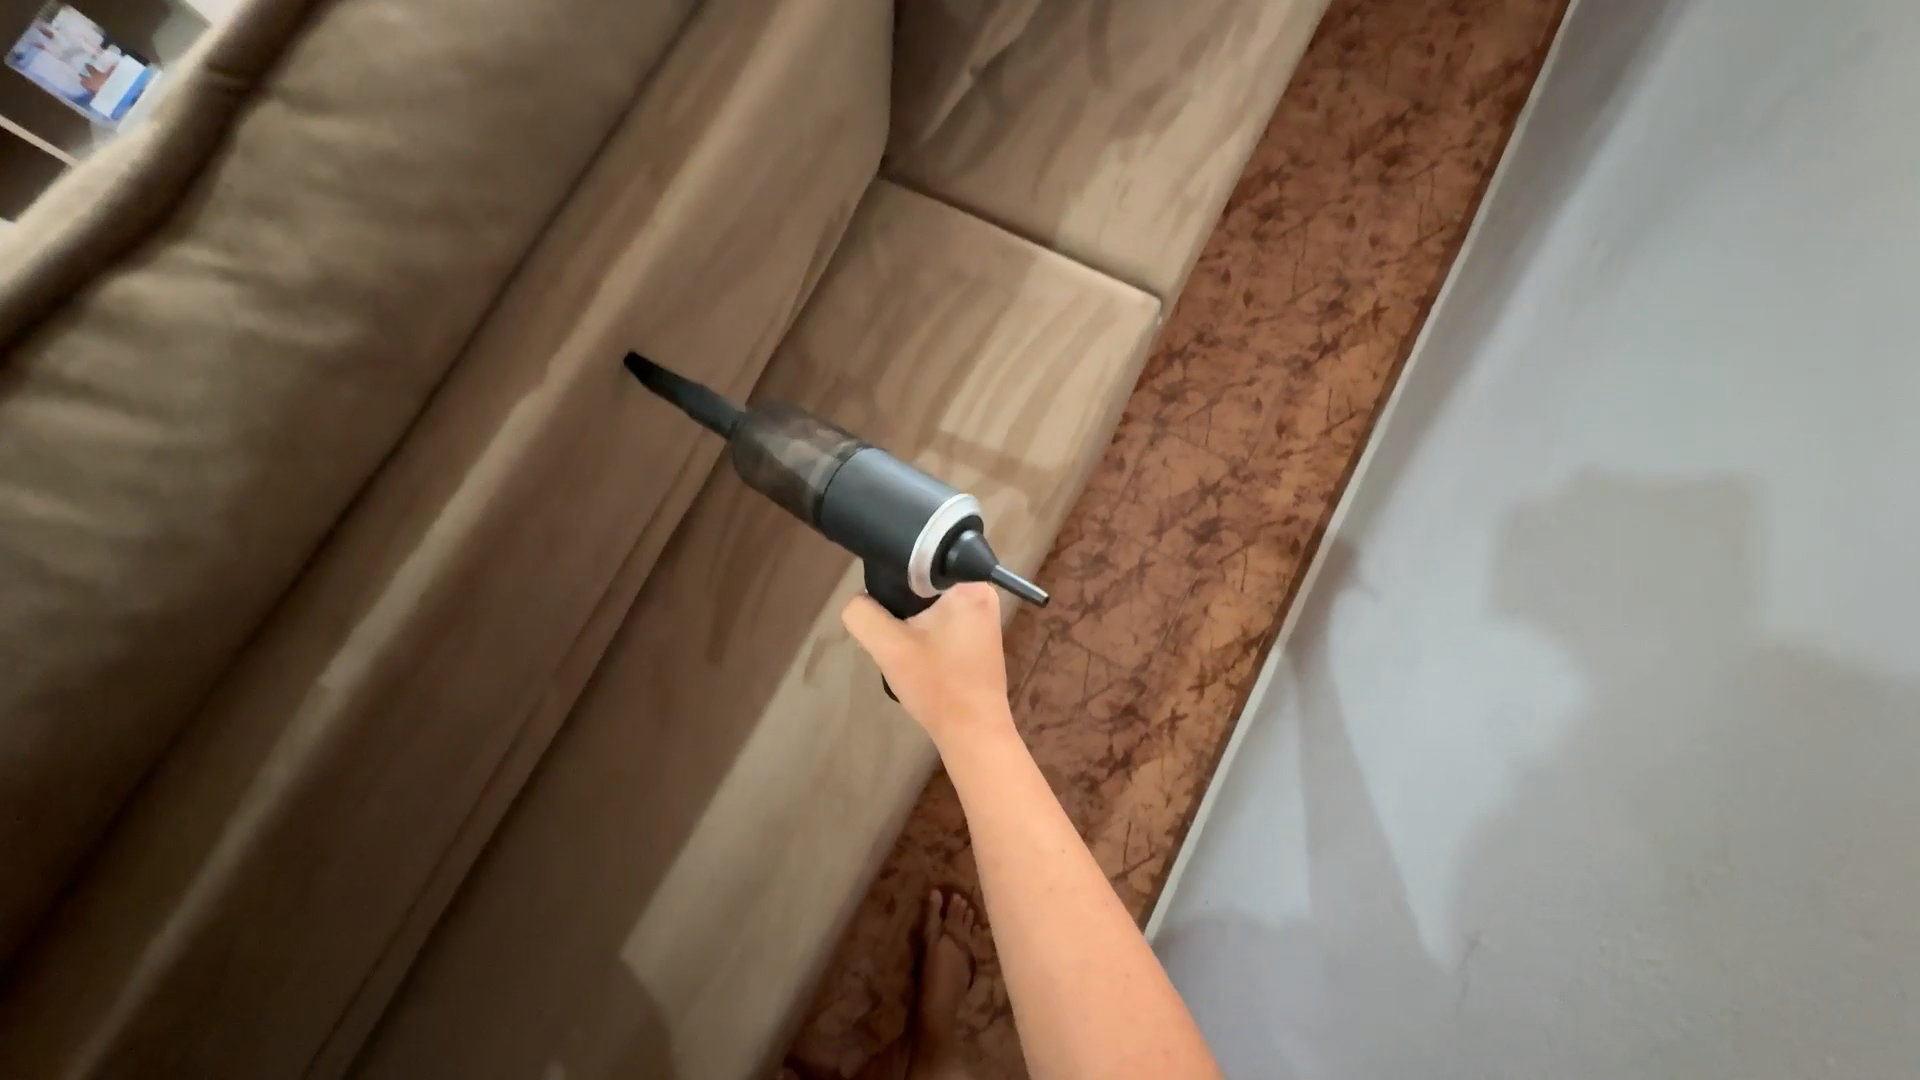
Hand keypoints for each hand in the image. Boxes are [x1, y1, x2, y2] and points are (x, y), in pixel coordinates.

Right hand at [841, 582, 1014, 748]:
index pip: (919, 560)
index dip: (893, 580)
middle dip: (903, 604)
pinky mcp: (982, 636)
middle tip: (892, 630)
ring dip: (915, 621)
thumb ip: (862, 614)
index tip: (882, 604)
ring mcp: (985, 615)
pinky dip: (928, 633)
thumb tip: (859, 601)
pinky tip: (920, 654)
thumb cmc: (937, 686)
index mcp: (968, 584)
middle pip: (924, 584)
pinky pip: (945, 620)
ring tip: (903, 643)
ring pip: (932, 604)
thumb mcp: (888, 647)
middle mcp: (983, 592)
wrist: (972, 733)